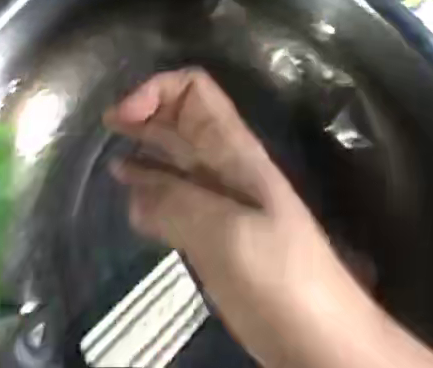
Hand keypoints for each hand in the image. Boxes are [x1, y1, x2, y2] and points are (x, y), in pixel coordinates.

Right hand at [105, 69, 432, 367]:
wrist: (324, 343)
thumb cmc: (283, 277)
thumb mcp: (228, 234)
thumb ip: (178, 203)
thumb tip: (132, 184)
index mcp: (232, 150)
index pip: (194, 90)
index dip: (157, 90)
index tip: (124, 117)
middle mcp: (222, 165)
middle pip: (180, 118)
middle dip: (145, 113)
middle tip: (107, 127)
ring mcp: (218, 201)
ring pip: (175, 158)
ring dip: (144, 150)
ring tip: (112, 161)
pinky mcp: (213, 236)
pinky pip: (174, 200)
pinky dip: (150, 192)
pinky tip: (131, 200)